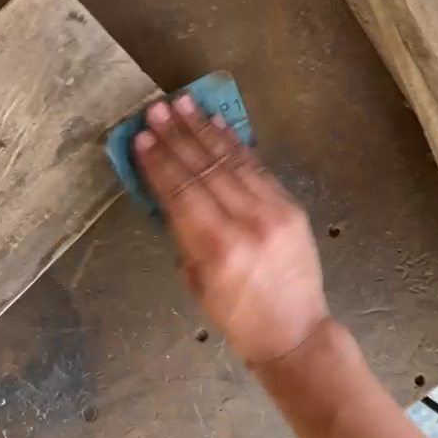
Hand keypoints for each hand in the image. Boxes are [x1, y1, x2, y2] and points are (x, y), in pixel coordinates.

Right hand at [134, 96, 330, 364]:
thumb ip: (183, 234)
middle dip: (176, 137)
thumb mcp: (196, 281)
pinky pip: (256, 167)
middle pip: (203, 169)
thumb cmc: (236, 317)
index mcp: (217, 248)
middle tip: (156, 110)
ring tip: (184, 104)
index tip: (141, 137)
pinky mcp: (290, 206)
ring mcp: (273, 211)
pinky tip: (217, 123)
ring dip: (203, 130)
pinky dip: (234, 143)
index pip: (180, 192)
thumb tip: (167, 192)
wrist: (296, 333)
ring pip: (231, 161)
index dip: (158, 162)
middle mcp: (246, 223)